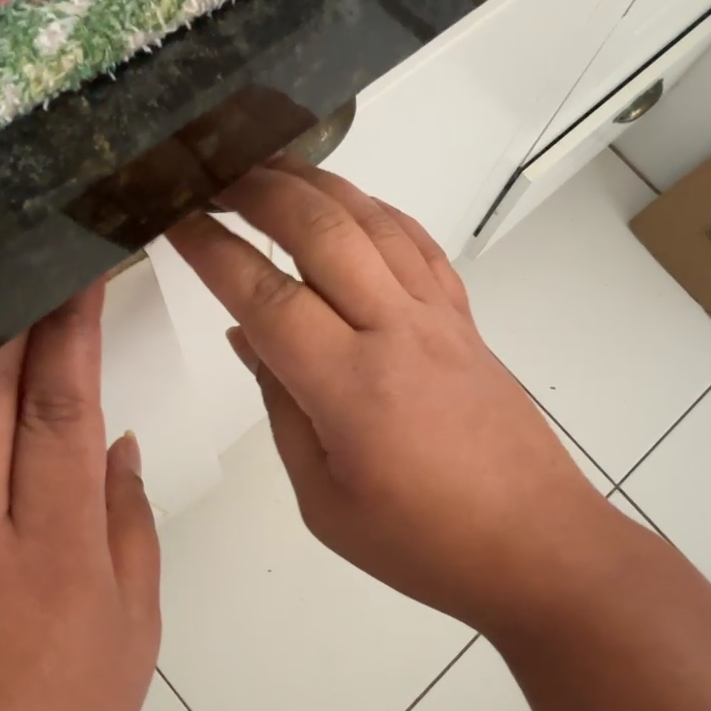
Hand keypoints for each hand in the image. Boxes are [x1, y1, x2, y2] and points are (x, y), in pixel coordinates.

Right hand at [167, 161, 612, 632]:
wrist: (537, 543)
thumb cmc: (424, 543)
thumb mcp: (325, 501)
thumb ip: (283, 409)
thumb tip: (249, 337)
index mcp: (352, 387)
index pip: (266, 295)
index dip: (212, 250)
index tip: (173, 218)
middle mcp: (396, 331)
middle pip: (322, 231)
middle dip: (260, 190)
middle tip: (214, 174)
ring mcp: (438, 318)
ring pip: (374, 222)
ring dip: (319, 185)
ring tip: (271, 167)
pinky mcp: (465, 320)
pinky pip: (420, 245)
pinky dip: (380, 212)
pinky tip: (353, 205)